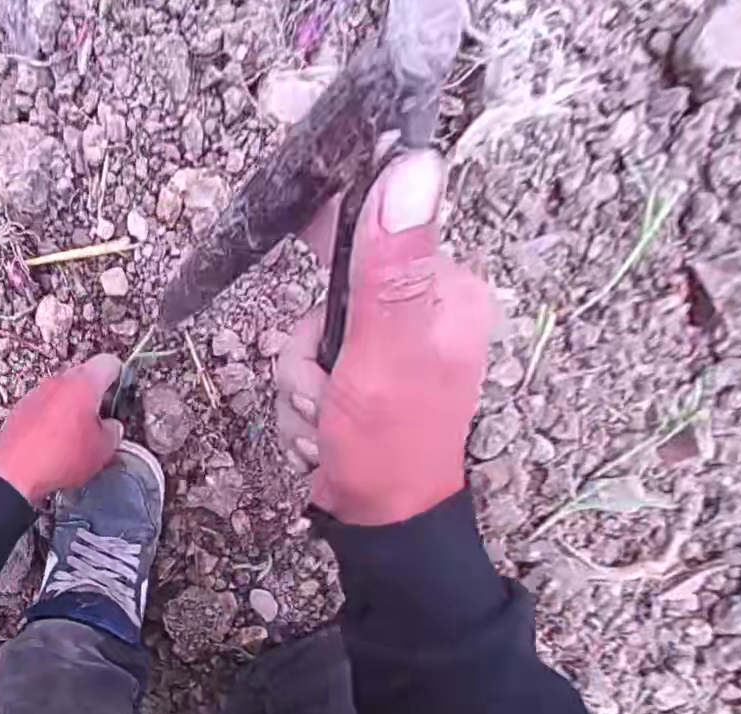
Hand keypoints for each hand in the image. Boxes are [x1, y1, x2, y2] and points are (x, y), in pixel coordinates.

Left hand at [0, 353, 123, 503]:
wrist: (14, 473)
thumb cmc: (59, 457)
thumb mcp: (102, 450)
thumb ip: (113, 432)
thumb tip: (112, 428)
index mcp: (84, 384)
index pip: (109, 363)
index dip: (120, 376)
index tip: (121, 393)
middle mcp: (59, 381)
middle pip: (84, 377)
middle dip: (95, 396)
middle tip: (102, 421)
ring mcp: (37, 393)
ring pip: (64, 392)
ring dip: (73, 409)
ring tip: (78, 437)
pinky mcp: (21, 409)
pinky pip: (46, 407)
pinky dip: (54, 419)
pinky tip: (56, 443)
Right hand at [275, 150, 502, 525]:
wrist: (377, 521)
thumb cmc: (390, 447)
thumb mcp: (386, 355)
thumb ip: (390, 270)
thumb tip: (411, 166)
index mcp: (443, 294)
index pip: (379, 231)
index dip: (332, 242)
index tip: (296, 237)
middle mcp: (415, 316)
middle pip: (325, 298)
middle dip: (309, 357)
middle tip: (327, 394)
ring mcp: (381, 352)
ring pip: (304, 342)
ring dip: (301, 390)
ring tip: (324, 425)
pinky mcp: (354, 382)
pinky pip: (303, 374)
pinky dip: (301, 408)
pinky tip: (321, 436)